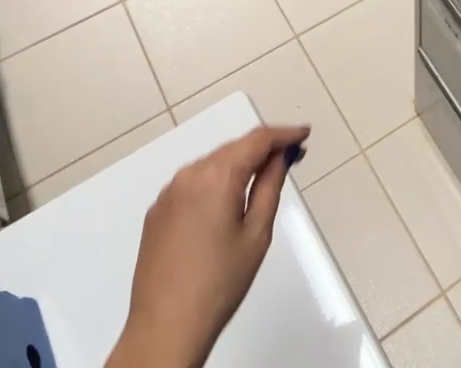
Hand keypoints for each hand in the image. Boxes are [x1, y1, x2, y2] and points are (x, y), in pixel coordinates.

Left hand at [105, 125, 310, 367]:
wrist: (165, 326)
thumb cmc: (221, 283)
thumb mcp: (257, 233)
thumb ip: (269, 186)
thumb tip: (280, 156)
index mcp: (216, 177)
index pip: (256, 140)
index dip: (283, 134)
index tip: (304, 133)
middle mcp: (188, 175)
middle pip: (232, 149)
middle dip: (262, 149)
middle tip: (290, 155)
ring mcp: (168, 192)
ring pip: (211, 164)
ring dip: (238, 164)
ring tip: (262, 177)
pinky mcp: (157, 211)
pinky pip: (192, 183)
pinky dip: (214, 181)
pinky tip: (226, 200)